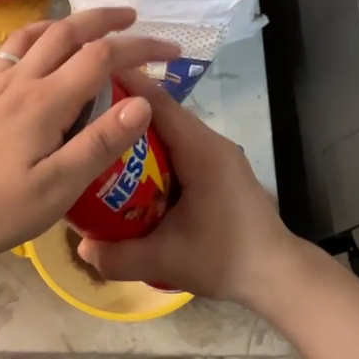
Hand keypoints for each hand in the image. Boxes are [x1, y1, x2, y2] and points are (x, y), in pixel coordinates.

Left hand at [0, 8, 180, 269]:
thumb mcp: (55, 189)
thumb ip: (99, 144)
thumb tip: (144, 104)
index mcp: (44, 102)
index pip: (102, 57)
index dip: (140, 48)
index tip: (170, 50)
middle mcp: (17, 81)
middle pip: (66, 33)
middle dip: (104, 20)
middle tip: (132, 17)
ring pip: (31, 36)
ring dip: (64, 24)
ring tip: (83, 26)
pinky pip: (5, 52)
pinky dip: (30, 40)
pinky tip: (28, 56)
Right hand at [75, 68, 302, 305]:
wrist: (278, 277)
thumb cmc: (224, 259)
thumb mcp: (165, 260)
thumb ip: (118, 255)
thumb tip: (80, 248)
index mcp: (200, 150)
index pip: (157, 103)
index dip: (122, 87)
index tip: (84, 81)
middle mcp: (211, 143)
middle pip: (161, 113)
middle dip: (122, 110)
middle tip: (81, 115)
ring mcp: (218, 156)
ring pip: (170, 131)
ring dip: (137, 132)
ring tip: (98, 139)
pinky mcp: (220, 171)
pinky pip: (180, 148)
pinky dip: (153, 151)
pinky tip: (128, 169)